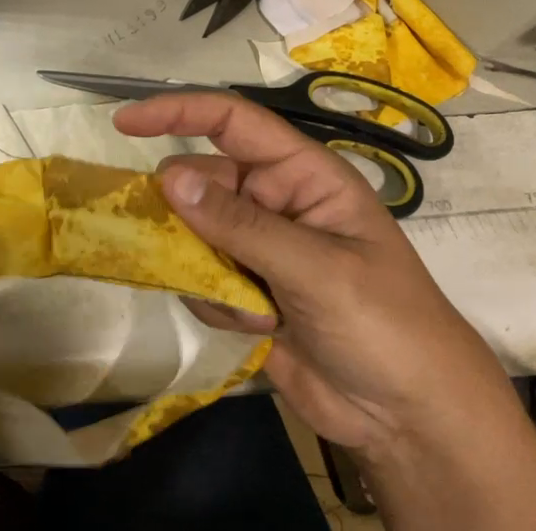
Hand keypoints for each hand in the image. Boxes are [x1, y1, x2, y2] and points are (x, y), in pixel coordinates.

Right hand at [116, 93, 535, 529]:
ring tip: (253, 307)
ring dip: (205, 269)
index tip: (123, 123)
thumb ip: (239, 223)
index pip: (232, 122)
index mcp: (304, 176)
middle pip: (199, 181)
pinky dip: (213, 300)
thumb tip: (165, 178)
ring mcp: (257, 247)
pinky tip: (258, 328)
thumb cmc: (387, 327)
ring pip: (190, 232)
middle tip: (194, 252)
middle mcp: (274, 202)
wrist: (412, 422)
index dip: (176, 112)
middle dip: (188, 217)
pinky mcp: (242, 288)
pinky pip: (195, 276)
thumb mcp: (318, 270)